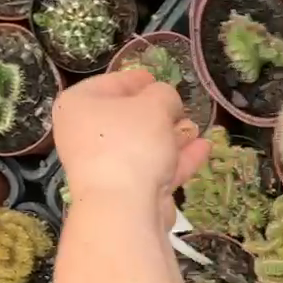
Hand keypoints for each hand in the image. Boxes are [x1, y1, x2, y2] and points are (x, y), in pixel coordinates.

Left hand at [52, 70, 210, 208]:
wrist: (125, 206)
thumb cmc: (131, 143)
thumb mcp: (154, 105)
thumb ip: (164, 95)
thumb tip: (168, 99)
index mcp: (80, 105)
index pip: (111, 84)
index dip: (137, 79)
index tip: (156, 77)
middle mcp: (88, 134)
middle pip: (129, 118)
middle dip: (159, 113)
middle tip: (180, 108)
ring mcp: (109, 165)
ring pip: (146, 145)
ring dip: (173, 136)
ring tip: (196, 128)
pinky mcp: (130, 190)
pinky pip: (156, 167)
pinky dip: (178, 158)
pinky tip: (203, 148)